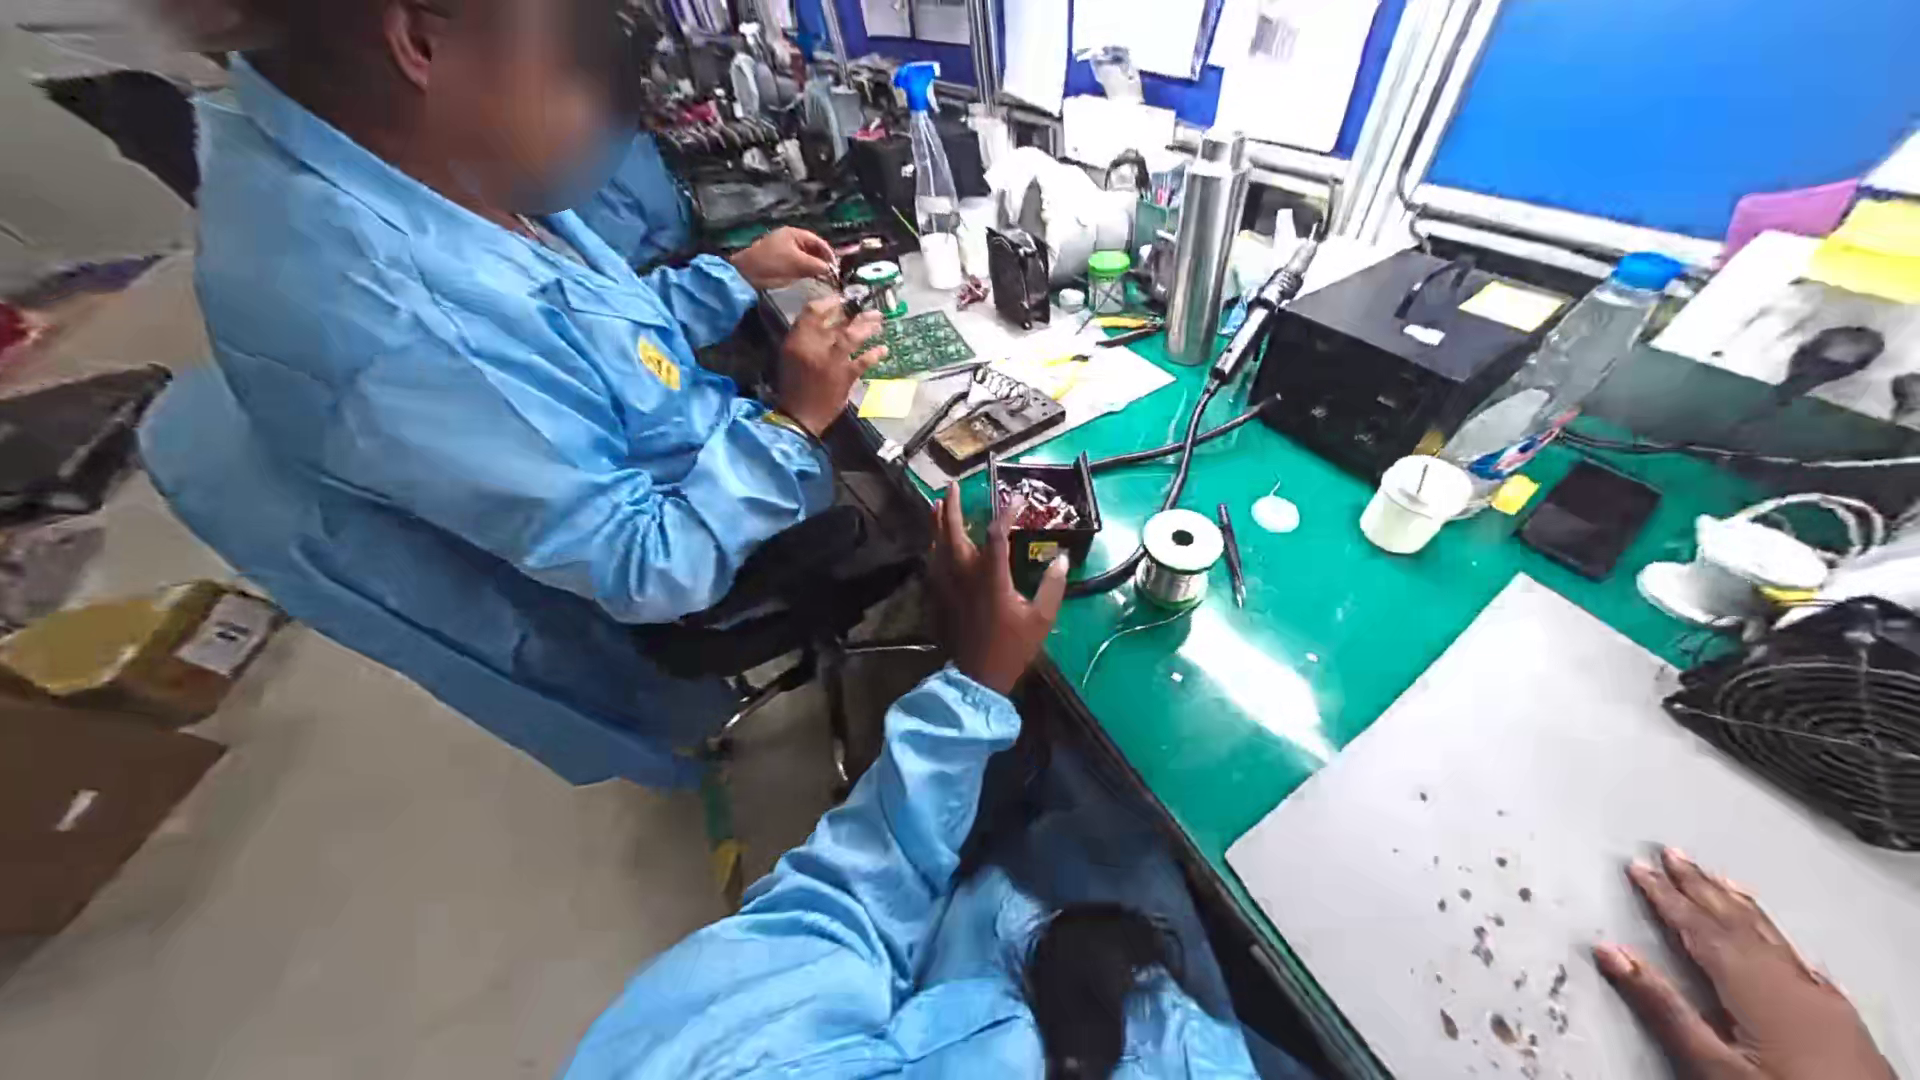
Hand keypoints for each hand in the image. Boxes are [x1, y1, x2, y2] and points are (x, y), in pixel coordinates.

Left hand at [730, 227, 836, 288]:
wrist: (747, 274)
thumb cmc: (773, 264)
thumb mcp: (798, 263)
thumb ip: (817, 265)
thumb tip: (831, 270)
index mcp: (794, 234)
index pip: (818, 242)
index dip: (829, 254)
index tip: (836, 268)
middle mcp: (791, 239)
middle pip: (813, 249)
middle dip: (823, 261)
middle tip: (832, 275)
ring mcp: (785, 251)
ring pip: (807, 258)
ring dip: (816, 267)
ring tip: (824, 279)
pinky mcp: (781, 262)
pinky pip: (799, 265)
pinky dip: (807, 271)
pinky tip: (811, 279)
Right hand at [776, 299, 885, 435]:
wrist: (801, 414)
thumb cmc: (794, 385)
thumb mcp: (791, 355)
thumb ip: (806, 337)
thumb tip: (827, 321)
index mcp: (797, 340)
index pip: (813, 311)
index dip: (830, 302)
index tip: (843, 300)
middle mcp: (814, 346)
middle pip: (837, 321)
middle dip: (856, 312)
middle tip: (871, 310)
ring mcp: (832, 361)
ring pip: (852, 337)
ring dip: (868, 328)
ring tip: (879, 323)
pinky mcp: (846, 377)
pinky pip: (863, 361)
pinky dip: (875, 354)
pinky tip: (884, 349)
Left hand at [927, 483, 1066, 695]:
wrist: (977, 676)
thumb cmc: (1012, 646)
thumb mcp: (1041, 618)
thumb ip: (1053, 586)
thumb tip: (1062, 559)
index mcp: (991, 576)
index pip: (996, 533)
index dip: (1006, 512)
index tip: (1016, 499)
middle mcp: (964, 574)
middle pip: (953, 531)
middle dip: (952, 507)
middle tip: (953, 487)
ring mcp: (947, 585)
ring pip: (937, 545)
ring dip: (937, 523)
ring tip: (936, 504)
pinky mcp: (938, 596)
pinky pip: (932, 563)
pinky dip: (933, 547)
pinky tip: (934, 541)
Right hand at [1593, 847, 1893, 1079]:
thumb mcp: (1712, 1065)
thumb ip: (1661, 1006)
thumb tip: (1607, 950)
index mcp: (1757, 993)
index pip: (1700, 930)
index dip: (1665, 895)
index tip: (1638, 867)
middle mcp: (1795, 990)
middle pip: (1738, 926)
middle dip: (1701, 887)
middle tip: (1674, 854)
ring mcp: (1828, 1009)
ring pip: (1772, 940)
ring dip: (1737, 905)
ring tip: (1717, 878)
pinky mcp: (1846, 1027)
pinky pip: (1802, 963)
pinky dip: (1776, 938)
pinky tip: (1775, 938)